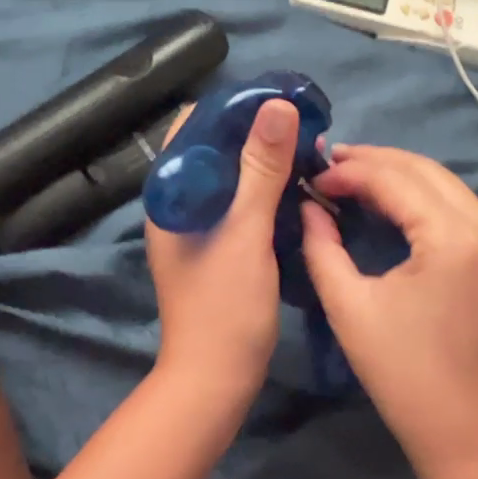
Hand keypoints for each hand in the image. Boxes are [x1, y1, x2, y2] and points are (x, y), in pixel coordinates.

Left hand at [145, 100, 300, 389]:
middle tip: (302, 125)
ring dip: (262, 162)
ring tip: (306, 150)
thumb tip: (276, 105)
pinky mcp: (216, 247)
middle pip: (213, 150)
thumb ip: (261, 168)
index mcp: (171, 194)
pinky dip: (264, 191)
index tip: (278, 100)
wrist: (214, 378)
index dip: (232, 107)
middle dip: (254, 133)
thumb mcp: (247, 230)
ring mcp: (196, 228)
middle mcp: (177, 204)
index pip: (192, 127)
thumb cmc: (225, 305)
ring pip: (229, 178)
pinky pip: (239, 204)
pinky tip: (296, 189)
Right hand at [300, 146, 477, 466]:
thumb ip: (323, 247)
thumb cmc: (404, 376)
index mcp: (457, 239)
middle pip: (429, 172)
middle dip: (377, 163)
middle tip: (332, 165)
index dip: (350, 171)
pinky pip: (466, 214)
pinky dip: (429, 204)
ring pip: (450, 189)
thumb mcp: (350, 308)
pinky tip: (397, 208)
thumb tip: (308, 206)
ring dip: (403, 179)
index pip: (397, 180)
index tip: (313, 176)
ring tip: (357, 180)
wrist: (473, 433)